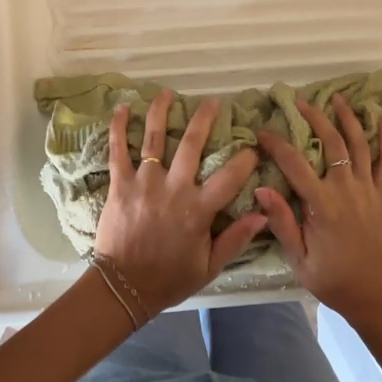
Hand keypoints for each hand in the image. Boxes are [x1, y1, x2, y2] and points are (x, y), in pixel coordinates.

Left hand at [95, 90, 265, 318]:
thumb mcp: (209, 266)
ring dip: (162, 111)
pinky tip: (123, 108)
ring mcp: (144, 183)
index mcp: (198, 209)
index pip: (230, 176)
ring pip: (155, 138)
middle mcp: (174, 189)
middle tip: (213, 102)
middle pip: (193, 144)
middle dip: (205, 119)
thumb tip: (263, 213)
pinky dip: (119, 127)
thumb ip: (236, 238)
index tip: (253, 146)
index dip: (245, 158)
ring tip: (168, 93)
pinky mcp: (119, 184)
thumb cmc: (169, 279)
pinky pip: (118, 150)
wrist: (123, 288)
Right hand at [256, 93, 381, 329]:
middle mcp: (346, 189)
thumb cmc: (333, 280)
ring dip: (347, 118)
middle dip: (314, 117)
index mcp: (322, 204)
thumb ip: (282, 222)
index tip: (261, 132)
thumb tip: (261, 189)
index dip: (275, 143)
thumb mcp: (299, 259)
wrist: (376, 296)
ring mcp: (368, 189)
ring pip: (358, 144)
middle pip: (330, 142)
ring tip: (337, 97)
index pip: (294, 163)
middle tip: (298, 101)